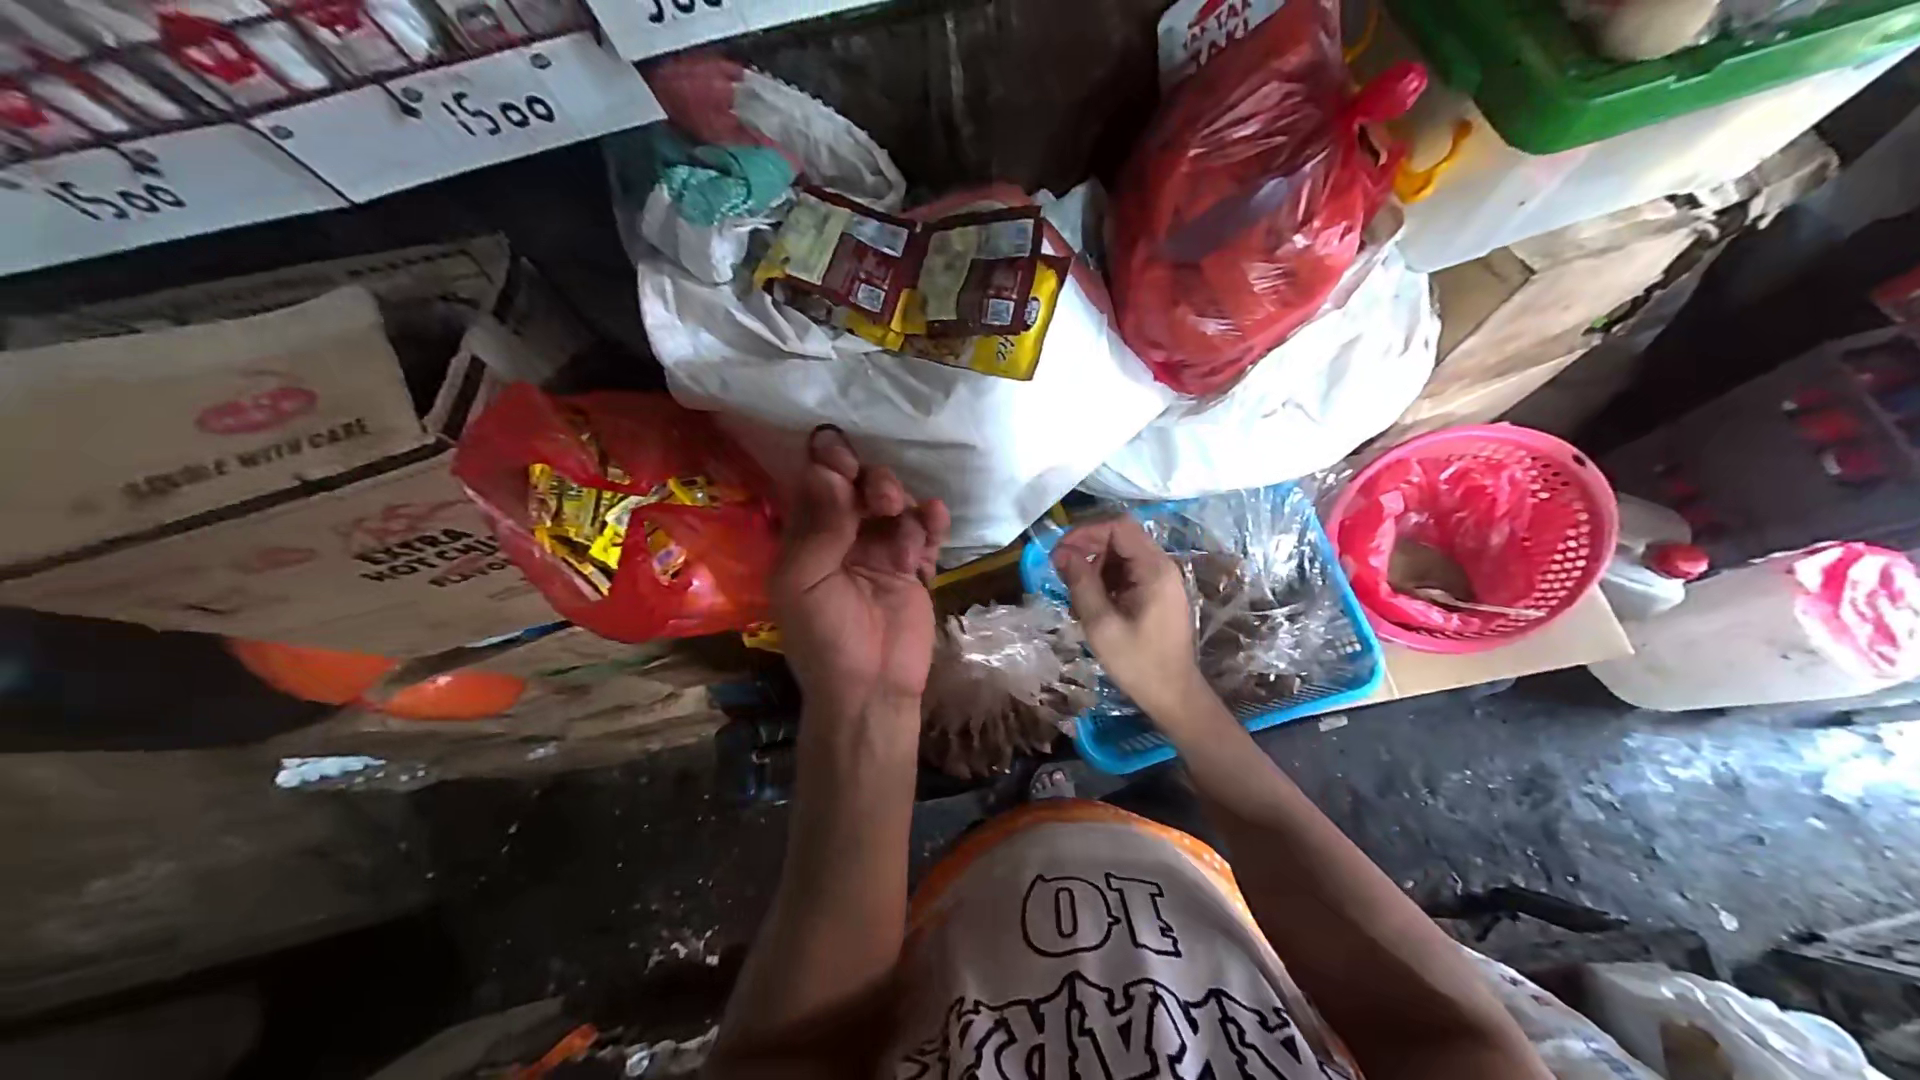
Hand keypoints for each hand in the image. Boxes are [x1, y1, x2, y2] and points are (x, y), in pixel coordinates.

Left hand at [773, 426, 950, 721]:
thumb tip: (825, 468)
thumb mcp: (804, 582)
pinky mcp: (914, 565)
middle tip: (883, 498)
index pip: (817, 484)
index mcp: (807, 536)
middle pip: (860, 486)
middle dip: (874, 482)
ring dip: (903, 501)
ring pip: (895, 503)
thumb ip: (818, 526)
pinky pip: (924, 529)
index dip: (829, 461)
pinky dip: (931, 520)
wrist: (870, 688)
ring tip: (909, 524)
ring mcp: (881, 549)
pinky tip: (934, 522)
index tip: (841, 449)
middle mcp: (843, 535)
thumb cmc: (825, 638)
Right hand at [1052, 517, 1207, 719]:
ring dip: (1094, 565)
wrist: (1174, 695)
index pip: (1119, 527)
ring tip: (1072, 589)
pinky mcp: (1156, 594)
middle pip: (1120, 537)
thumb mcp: (1101, 624)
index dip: (1086, 532)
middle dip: (1087, 547)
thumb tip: (1062, 554)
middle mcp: (1161, 567)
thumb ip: (1081, 584)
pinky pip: (1127, 573)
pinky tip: (1089, 600)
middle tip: (1060, 569)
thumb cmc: (1138, 663)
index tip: (1060, 552)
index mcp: (1154, 569)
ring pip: (1121, 555)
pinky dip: (1105, 579)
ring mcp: (1161, 580)